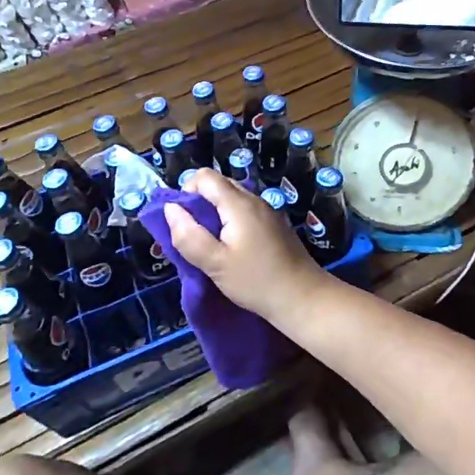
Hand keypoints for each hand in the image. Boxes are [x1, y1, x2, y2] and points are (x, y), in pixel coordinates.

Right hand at [163, 169, 326, 321]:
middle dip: (199, 204)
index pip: (204, 177)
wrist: (303, 298)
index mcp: (238, 204)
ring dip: (214, 215)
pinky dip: (230, 222)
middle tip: (193, 235)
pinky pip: (244, 212)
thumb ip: (188, 235)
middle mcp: (254, 200)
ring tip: (211, 245)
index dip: (186, 192)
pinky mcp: (274, 225)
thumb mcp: (215, 263)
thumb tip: (171, 209)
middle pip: (218, 185)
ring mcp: (267, 211)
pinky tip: (232, 250)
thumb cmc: (256, 281)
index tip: (183, 221)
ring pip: (231, 199)